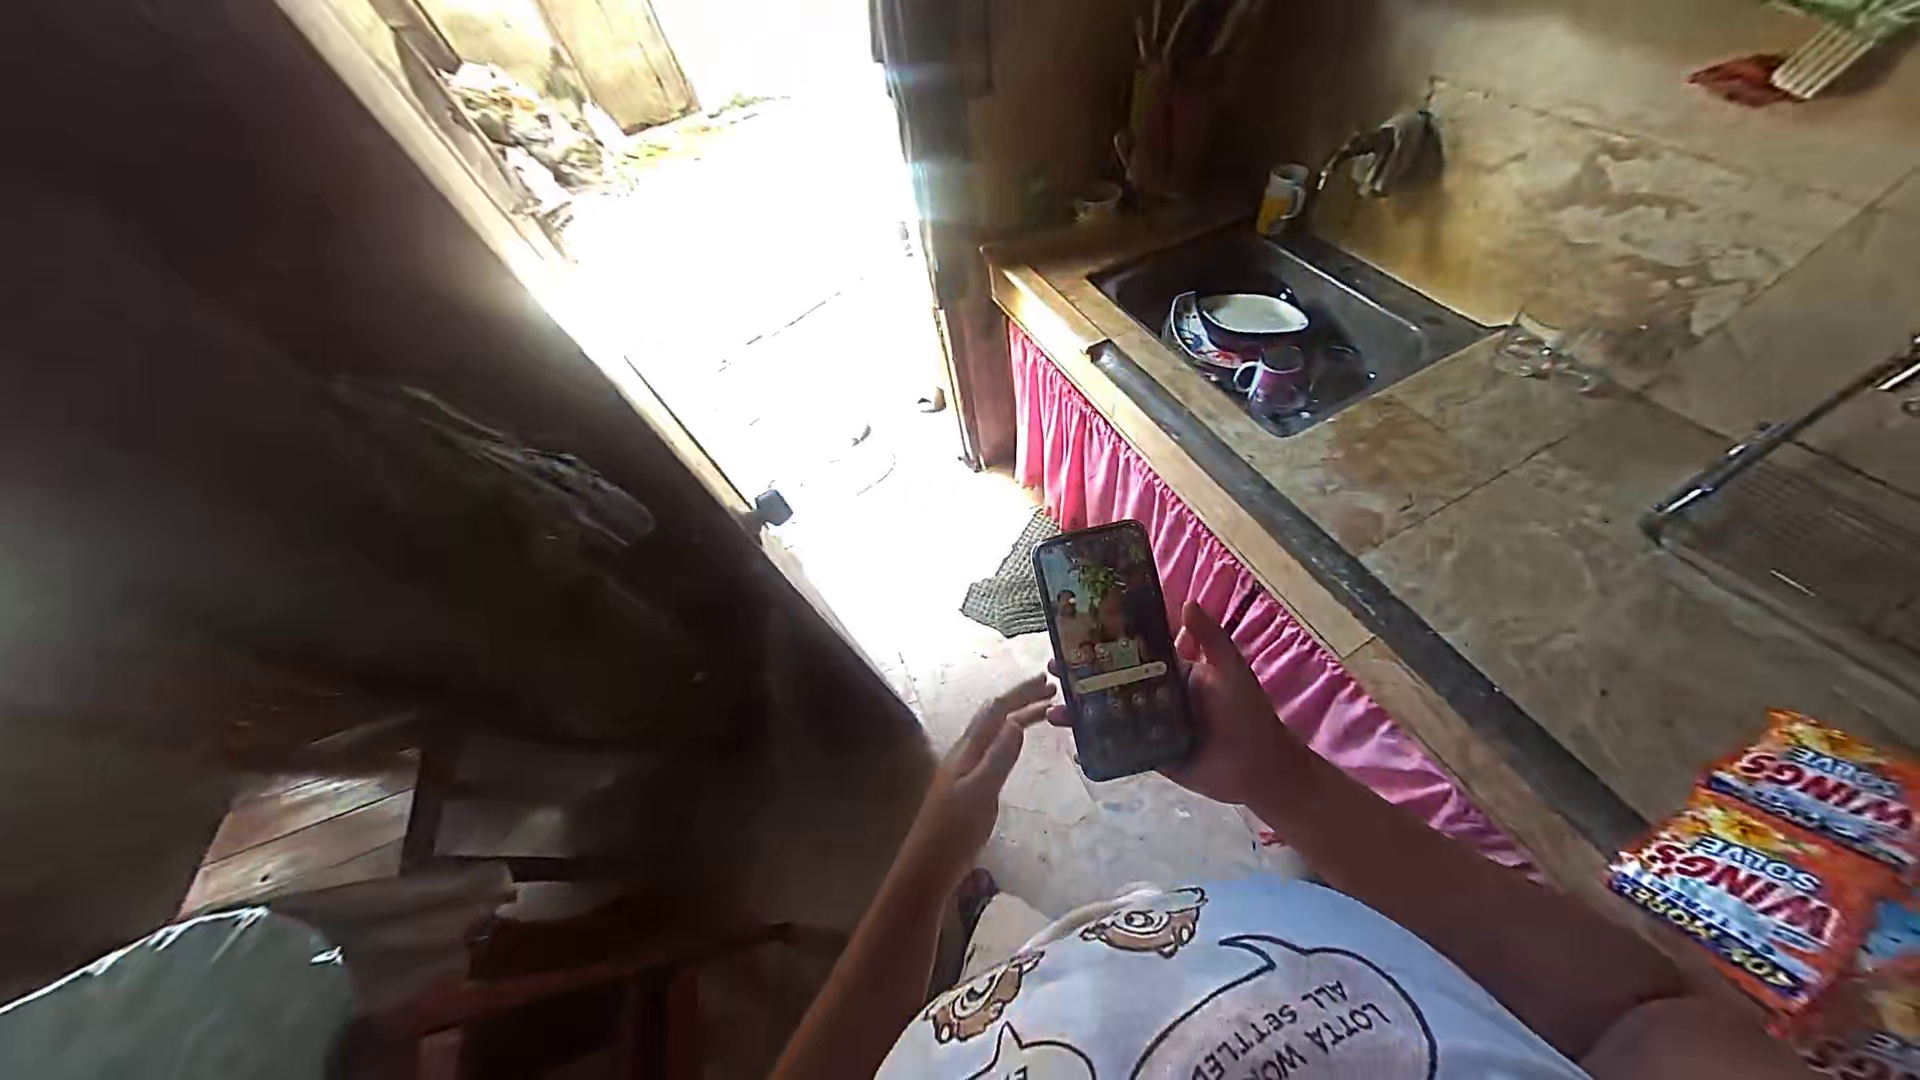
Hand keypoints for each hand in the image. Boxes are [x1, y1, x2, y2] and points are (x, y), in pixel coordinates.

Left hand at [901, 674, 1054, 890]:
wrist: (929, 865)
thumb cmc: (955, 831)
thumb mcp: (981, 793)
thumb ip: (999, 757)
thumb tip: (1017, 721)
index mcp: (968, 749)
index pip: (997, 710)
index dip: (1021, 693)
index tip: (1047, 683)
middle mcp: (965, 751)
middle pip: (995, 715)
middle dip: (1021, 699)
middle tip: (1051, 691)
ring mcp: (965, 766)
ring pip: (994, 729)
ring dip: (1018, 715)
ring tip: (1043, 711)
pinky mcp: (969, 782)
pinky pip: (993, 745)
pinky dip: (1010, 735)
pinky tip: (1016, 742)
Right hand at [1047, 602, 1307, 807]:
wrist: (1261, 769)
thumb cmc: (1247, 713)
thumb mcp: (1230, 670)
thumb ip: (1210, 639)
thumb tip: (1188, 600)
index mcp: (1169, 670)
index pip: (1129, 650)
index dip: (1102, 641)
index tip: (1075, 631)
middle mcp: (1153, 693)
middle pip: (1110, 679)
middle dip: (1080, 673)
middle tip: (1052, 666)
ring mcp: (1148, 723)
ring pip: (1106, 711)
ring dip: (1080, 708)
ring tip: (1054, 708)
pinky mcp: (1148, 752)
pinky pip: (1117, 744)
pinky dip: (1094, 741)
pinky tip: (1073, 739)